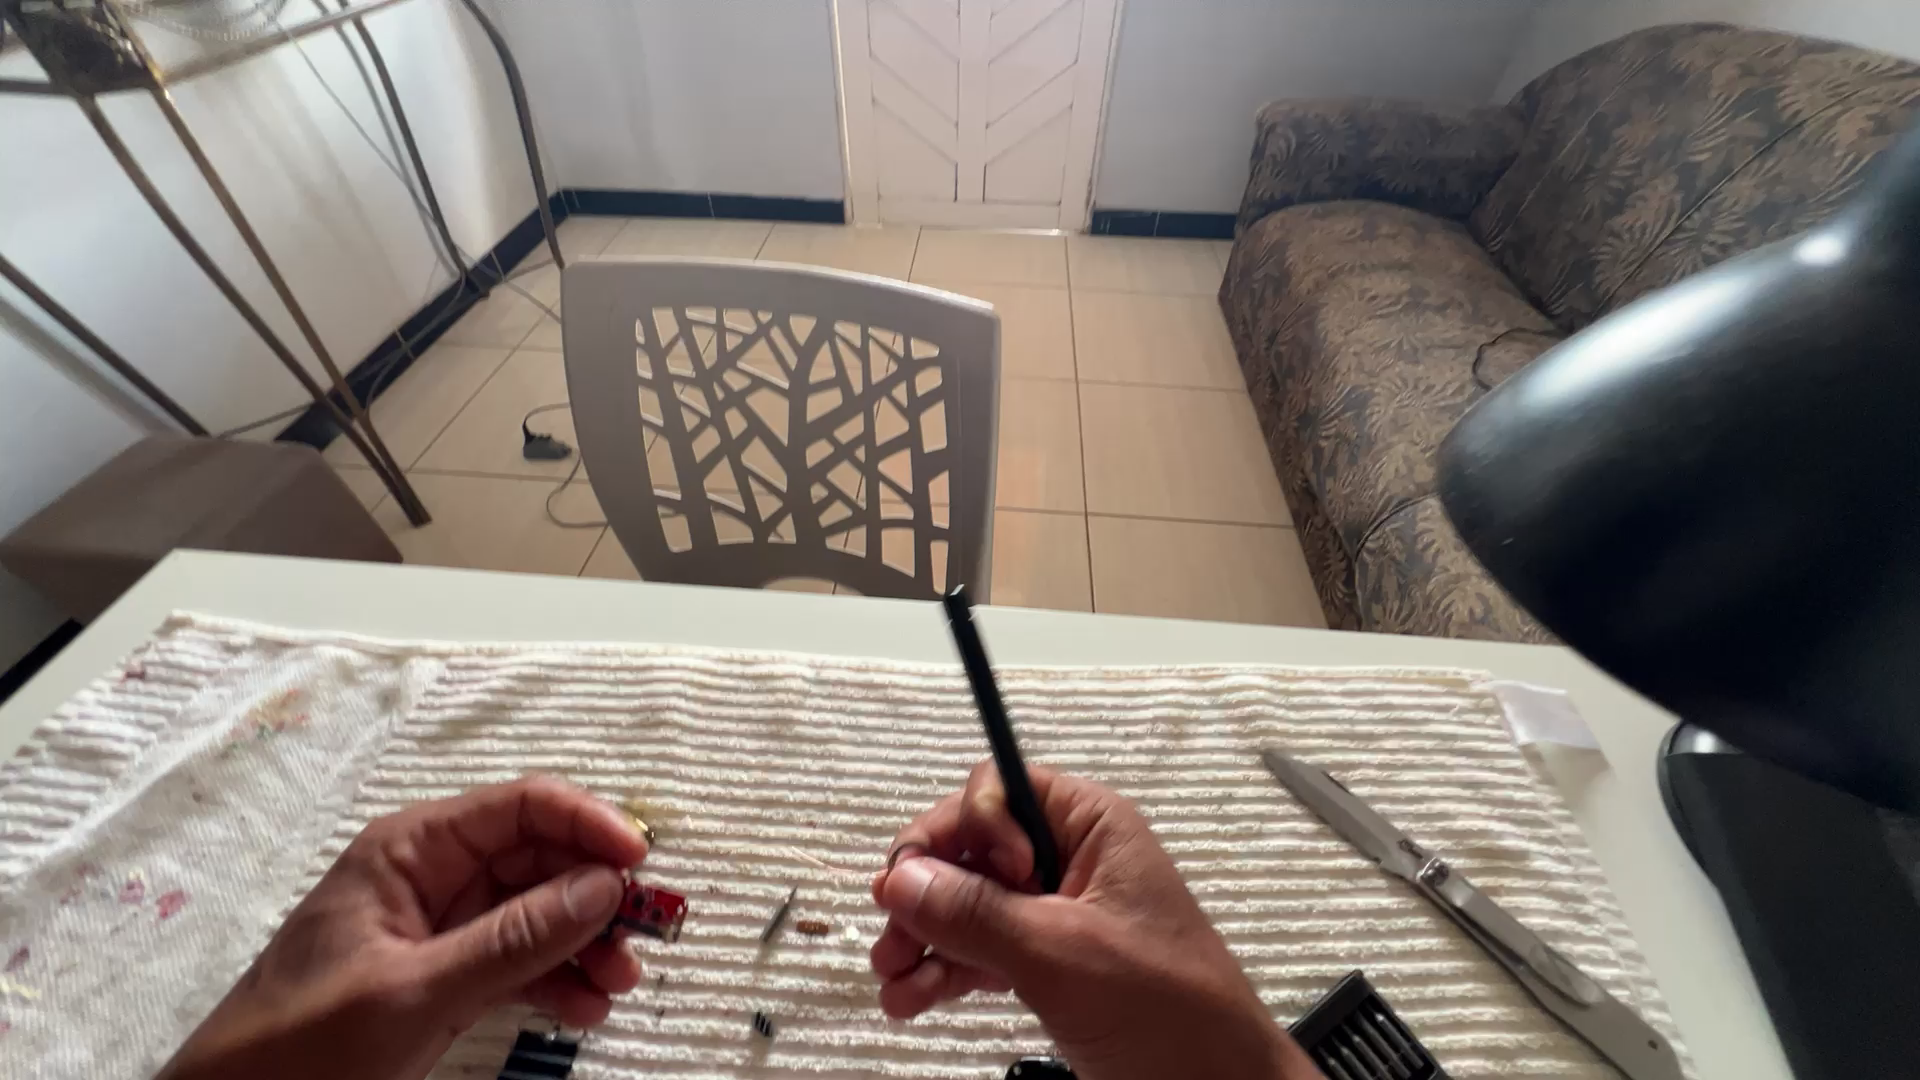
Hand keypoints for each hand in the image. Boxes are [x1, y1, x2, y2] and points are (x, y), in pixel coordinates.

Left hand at [157, 776, 650, 1079]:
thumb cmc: (298, 1049)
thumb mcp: (410, 992)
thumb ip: (515, 938)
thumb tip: (609, 886)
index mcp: (418, 847)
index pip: (526, 806)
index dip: (589, 822)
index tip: (638, 860)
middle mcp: (443, 871)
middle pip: (546, 858)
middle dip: (596, 894)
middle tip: (642, 931)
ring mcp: (453, 922)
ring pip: (547, 908)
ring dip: (589, 941)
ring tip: (620, 981)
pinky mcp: (457, 970)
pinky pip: (528, 957)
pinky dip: (562, 978)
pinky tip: (587, 1007)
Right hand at [870, 762, 1321, 1079]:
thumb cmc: (1164, 1008)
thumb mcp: (1060, 954)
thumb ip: (976, 915)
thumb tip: (899, 879)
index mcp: (1087, 823)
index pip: (1000, 789)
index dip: (968, 826)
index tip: (958, 876)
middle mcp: (1067, 853)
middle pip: (974, 846)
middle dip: (928, 887)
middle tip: (891, 927)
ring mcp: (1055, 907)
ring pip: (971, 899)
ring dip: (927, 934)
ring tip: (891, 975)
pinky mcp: (1048, 955)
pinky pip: (984, 944)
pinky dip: (947, 967)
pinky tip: (913, 997)